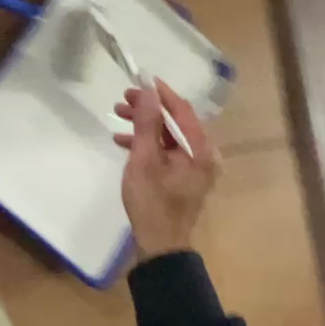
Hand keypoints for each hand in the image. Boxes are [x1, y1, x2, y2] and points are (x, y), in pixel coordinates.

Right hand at [114, 80, 218, 259]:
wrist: (161, 245)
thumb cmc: (152, 203)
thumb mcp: (144, 160)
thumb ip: (146, 123)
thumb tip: (148, 92)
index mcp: (201, 149)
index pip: (182, 110)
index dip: (161, 93)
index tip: (140, 79)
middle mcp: (205, 155)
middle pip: (177, 121)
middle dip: (149, 109)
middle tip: (122, 100)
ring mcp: (197, 167)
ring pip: (170, 136)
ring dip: (146, 125)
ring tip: (119, 117)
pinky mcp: (186, 177)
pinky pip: (169, 151)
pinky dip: (150, 144)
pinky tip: (125, 142)